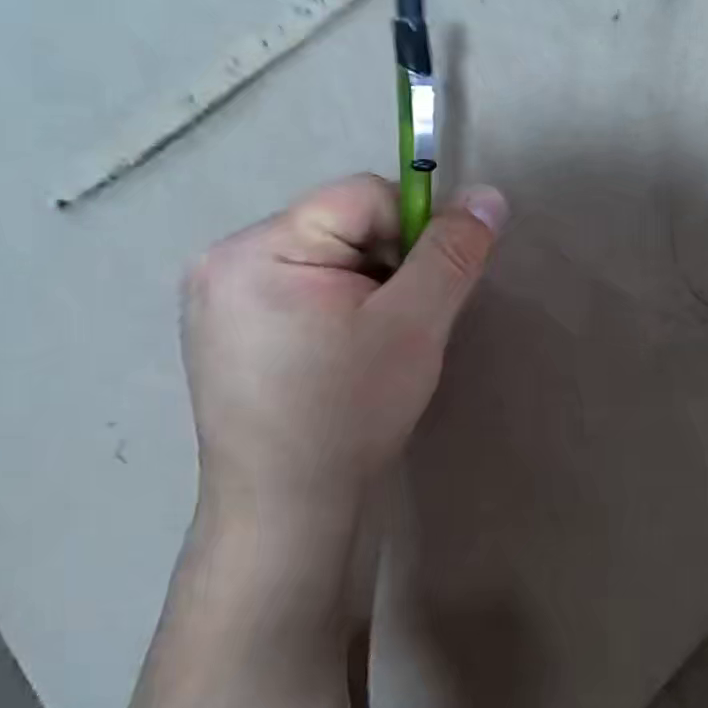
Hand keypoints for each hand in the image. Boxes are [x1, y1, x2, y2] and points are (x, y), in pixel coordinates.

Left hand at [182, 173, 507, 524]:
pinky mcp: (227, 331)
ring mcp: (218, 299)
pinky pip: (301, 290)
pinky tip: (341, 358)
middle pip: (342, 225)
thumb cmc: (350, 412)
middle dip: (388, 265)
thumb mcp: (415, 325)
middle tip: (400, 328)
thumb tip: (489, 196)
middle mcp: (224, 260)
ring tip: (371, 349)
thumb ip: (453, 254)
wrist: (287, 511)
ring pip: (327, 259)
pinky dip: (338, 309)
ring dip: (367, 289)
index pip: (363, 197)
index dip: (413, 233)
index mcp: (259, 248)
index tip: (426, 293)